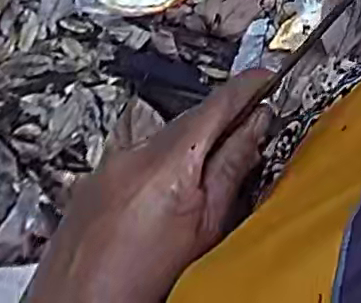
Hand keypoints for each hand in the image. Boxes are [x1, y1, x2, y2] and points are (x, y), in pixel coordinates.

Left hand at [25, 70, 277, 302]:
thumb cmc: (137, 291)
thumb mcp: (206, 228)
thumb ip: (234, 165)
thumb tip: (257, 121)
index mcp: (167, 162)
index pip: (219, 101)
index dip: (250, 85)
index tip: (269, 78)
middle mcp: (132, 155)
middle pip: (194, 116)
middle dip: (224, 121)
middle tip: (252, 134)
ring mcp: (106, 168)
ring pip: (167, 135)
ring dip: (194, 143)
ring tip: (205, 180)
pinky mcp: (91, 185)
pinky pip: (141, 154)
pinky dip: (165, 161)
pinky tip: (169, 195)